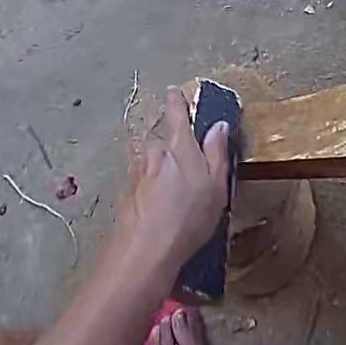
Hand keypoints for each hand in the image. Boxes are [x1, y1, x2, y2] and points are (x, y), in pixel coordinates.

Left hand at [114, 87, 232, 271]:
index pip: (176, 112)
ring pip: (152, 162)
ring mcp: (137, 174)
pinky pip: (143, 182)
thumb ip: (217, 151)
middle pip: (164, 140)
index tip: (174, 91)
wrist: (144, 254)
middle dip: (174, 147)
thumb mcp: (216, 184)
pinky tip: (160, 209)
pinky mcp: (127, 195)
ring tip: (176, 194)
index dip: (176, 100)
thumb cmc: (187, 217)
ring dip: (161, 170)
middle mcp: (154, 153)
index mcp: (178, 146)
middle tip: (190, 167)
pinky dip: (151, 189)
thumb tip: (218, 126)